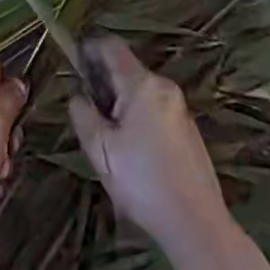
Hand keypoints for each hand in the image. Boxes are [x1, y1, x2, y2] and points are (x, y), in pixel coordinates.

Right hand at [70, 36, 259, 269]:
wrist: (196, 223)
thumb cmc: (143, 182)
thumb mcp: (100, 150)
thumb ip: (82, 114)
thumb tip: (78, 94)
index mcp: (142, 84)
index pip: (111, 46)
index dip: (89, 47)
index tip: (73, 61)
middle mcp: (164, 87)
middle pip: (126, 69)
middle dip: (103, 81)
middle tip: (87, 109)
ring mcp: (179, 107)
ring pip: (140, 90)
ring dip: (120, 101)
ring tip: (108, 135)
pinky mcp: (188, 127)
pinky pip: (155, 107)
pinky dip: (138, 114)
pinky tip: (133, 148)